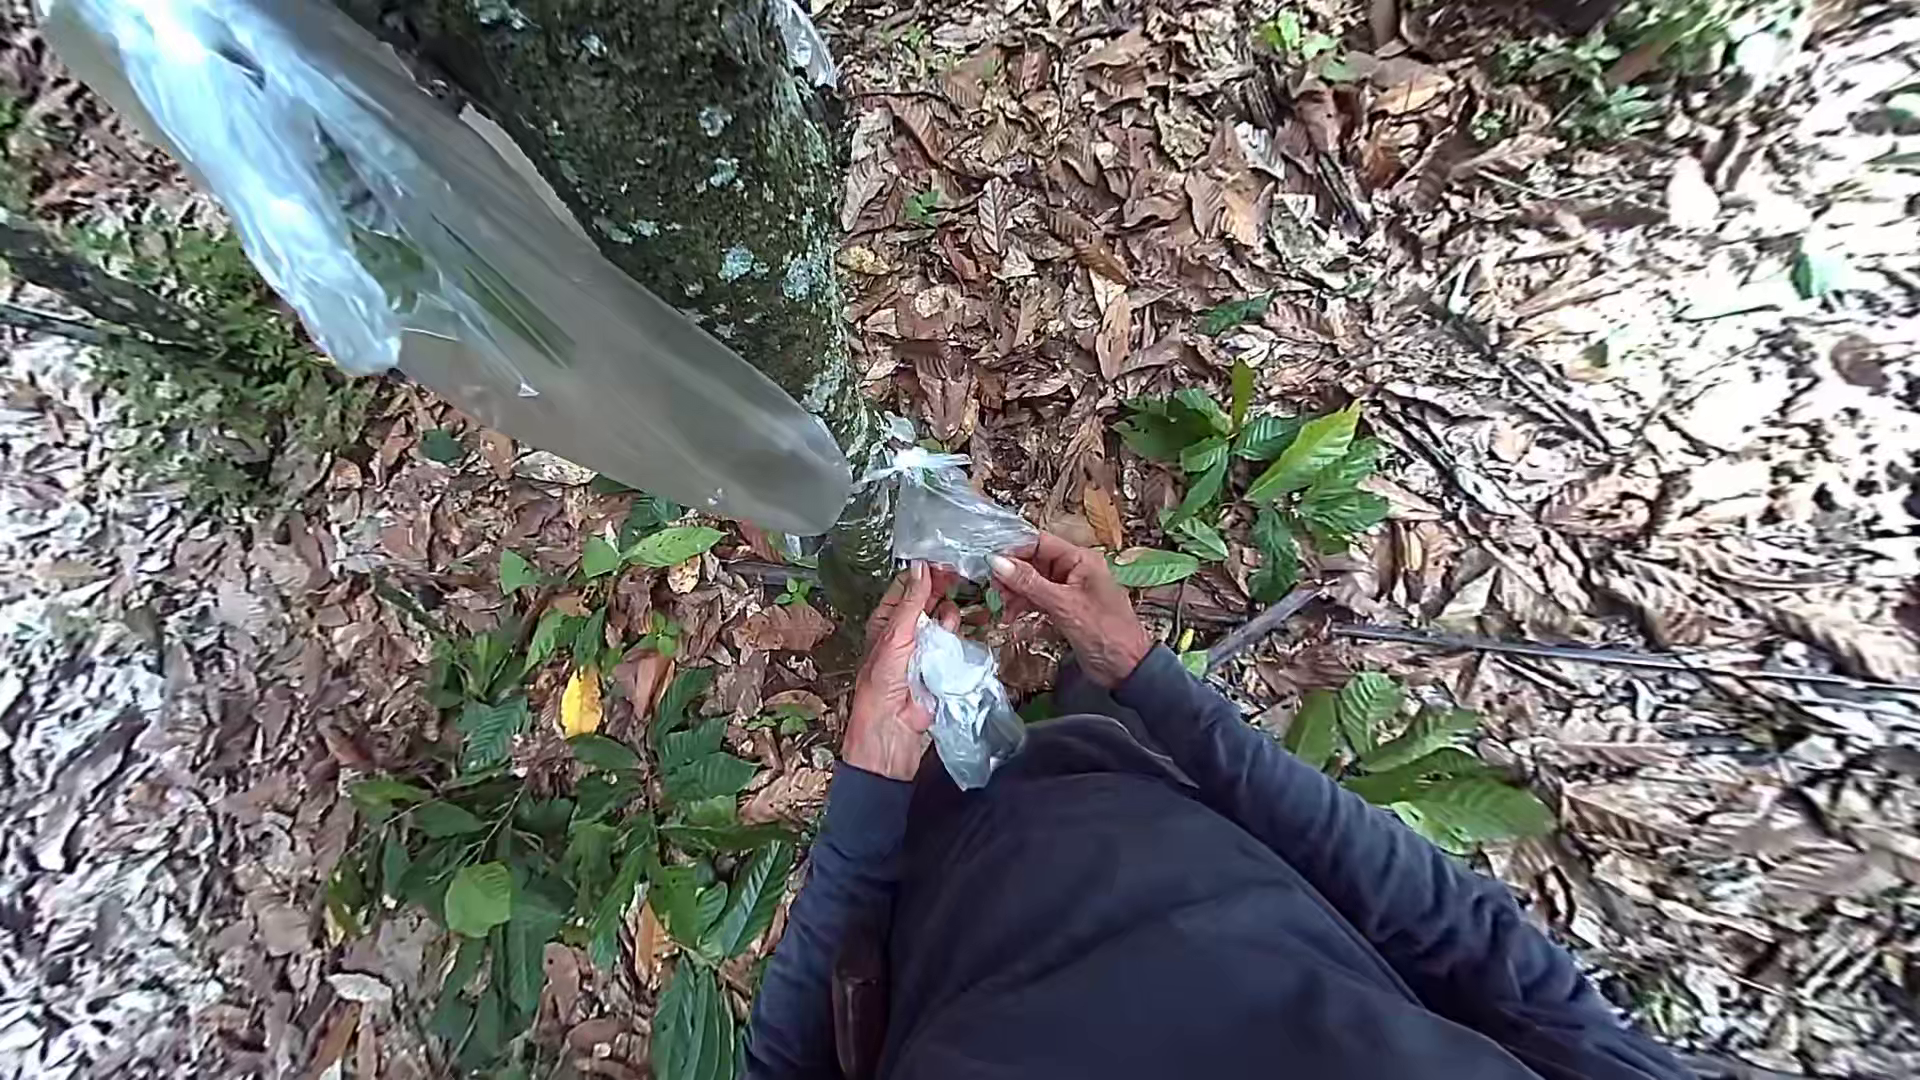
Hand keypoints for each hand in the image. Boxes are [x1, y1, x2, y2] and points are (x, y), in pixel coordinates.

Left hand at [845, 563, 959, 780]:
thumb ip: (912, 601)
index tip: (943, 561)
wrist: (894, 725)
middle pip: (928, 600)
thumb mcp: (896, 634)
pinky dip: (955, 632)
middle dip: (942, 589)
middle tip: (959, 576)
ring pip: (943, 617)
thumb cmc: (883, 681)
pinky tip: (955, 629)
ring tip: (952, 613)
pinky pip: (952, 639)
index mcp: (887, 619)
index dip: (924, 573)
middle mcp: (906, 628)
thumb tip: (920, 568)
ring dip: (948, 613)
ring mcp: (924, 643)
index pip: (907, 587)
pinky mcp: (940, 659)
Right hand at [988, 533, 1152, 687]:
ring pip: (1032, 581)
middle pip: (1033, 562)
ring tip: (1003, 606)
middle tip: (996, 590)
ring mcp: (1068, 589)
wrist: (1127, 668)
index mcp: (1080, 559)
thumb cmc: (1104, 631)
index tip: (991, 563)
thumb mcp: (1063, 605)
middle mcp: (1074, 569)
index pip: (1040, 543)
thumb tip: (997, 561)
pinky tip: (1011, 616)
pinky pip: (1037, 598)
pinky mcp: (1064, 608)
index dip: (1014, 551)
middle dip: (1012, 574)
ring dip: (1015, 592)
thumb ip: (1029, 582)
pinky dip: (1023, 605)